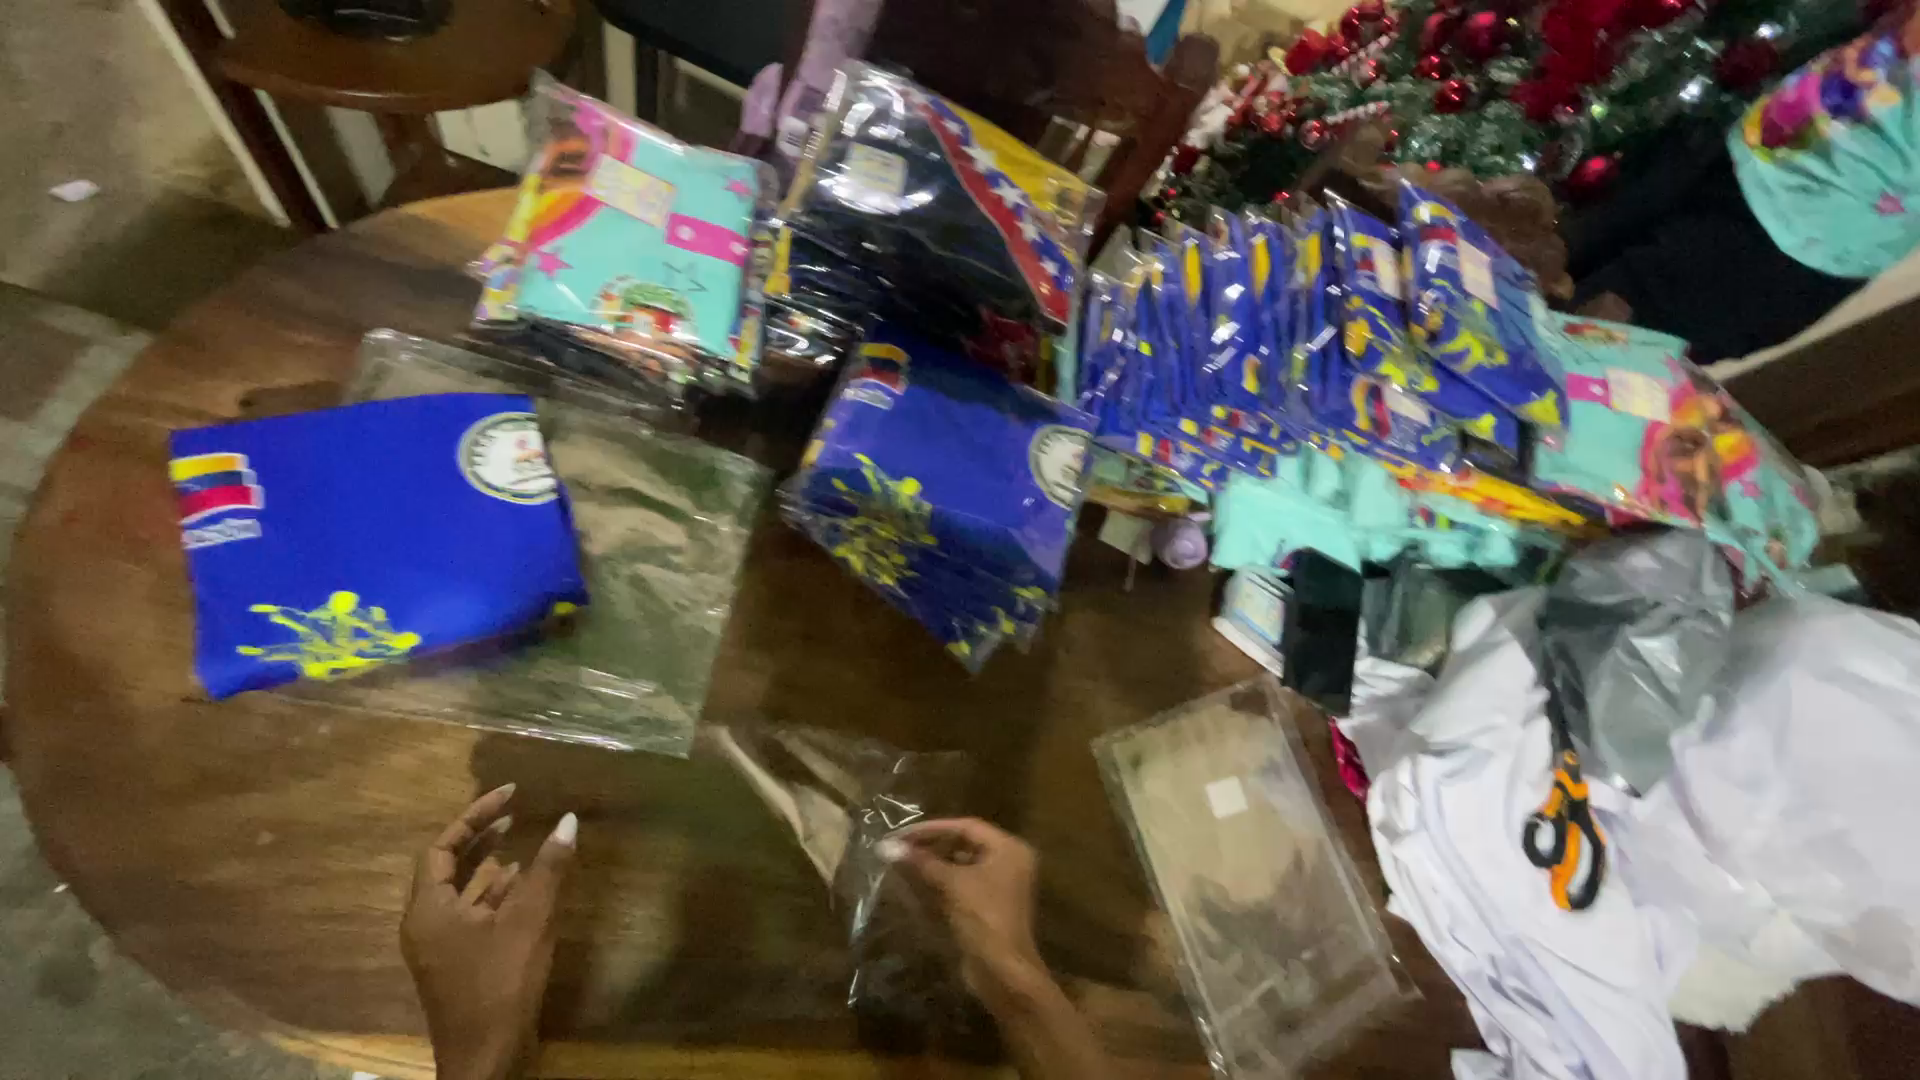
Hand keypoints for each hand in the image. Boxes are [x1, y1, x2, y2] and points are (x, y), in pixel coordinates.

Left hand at [401, 784, 576, 1079]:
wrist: (489, 1056)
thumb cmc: (501, 982)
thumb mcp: (531, 918)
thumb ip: (549, 867)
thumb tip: (569, 819)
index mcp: (428, 911)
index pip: (441, 847)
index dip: (474, 816)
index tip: (510, 794)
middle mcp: (426, 924)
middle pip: (445, 866)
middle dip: (480, 834)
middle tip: (515, 808)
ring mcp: (440, 945)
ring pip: (461, 889)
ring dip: (490, 861)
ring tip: (524, 837)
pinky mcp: (459, 960)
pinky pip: (473, 910)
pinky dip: (497, 890)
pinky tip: (526, 881)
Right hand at [890, 817, 1045, 1003]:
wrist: (1003, 972)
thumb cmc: (984, 918)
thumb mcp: (953, 884)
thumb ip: (922, 862)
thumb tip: (886, 846)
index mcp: (1008, 849)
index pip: (967, 827)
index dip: (933, 828)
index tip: (903, 833)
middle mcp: (1007, 862)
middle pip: (964, 844)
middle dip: (931, 845)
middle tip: (900, 846)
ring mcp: (999, 886)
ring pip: (961, 865)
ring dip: (933, 863)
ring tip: (902, 861)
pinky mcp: (987, 907)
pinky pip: (961, 885)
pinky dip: (940, 882)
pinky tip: (915, 882)